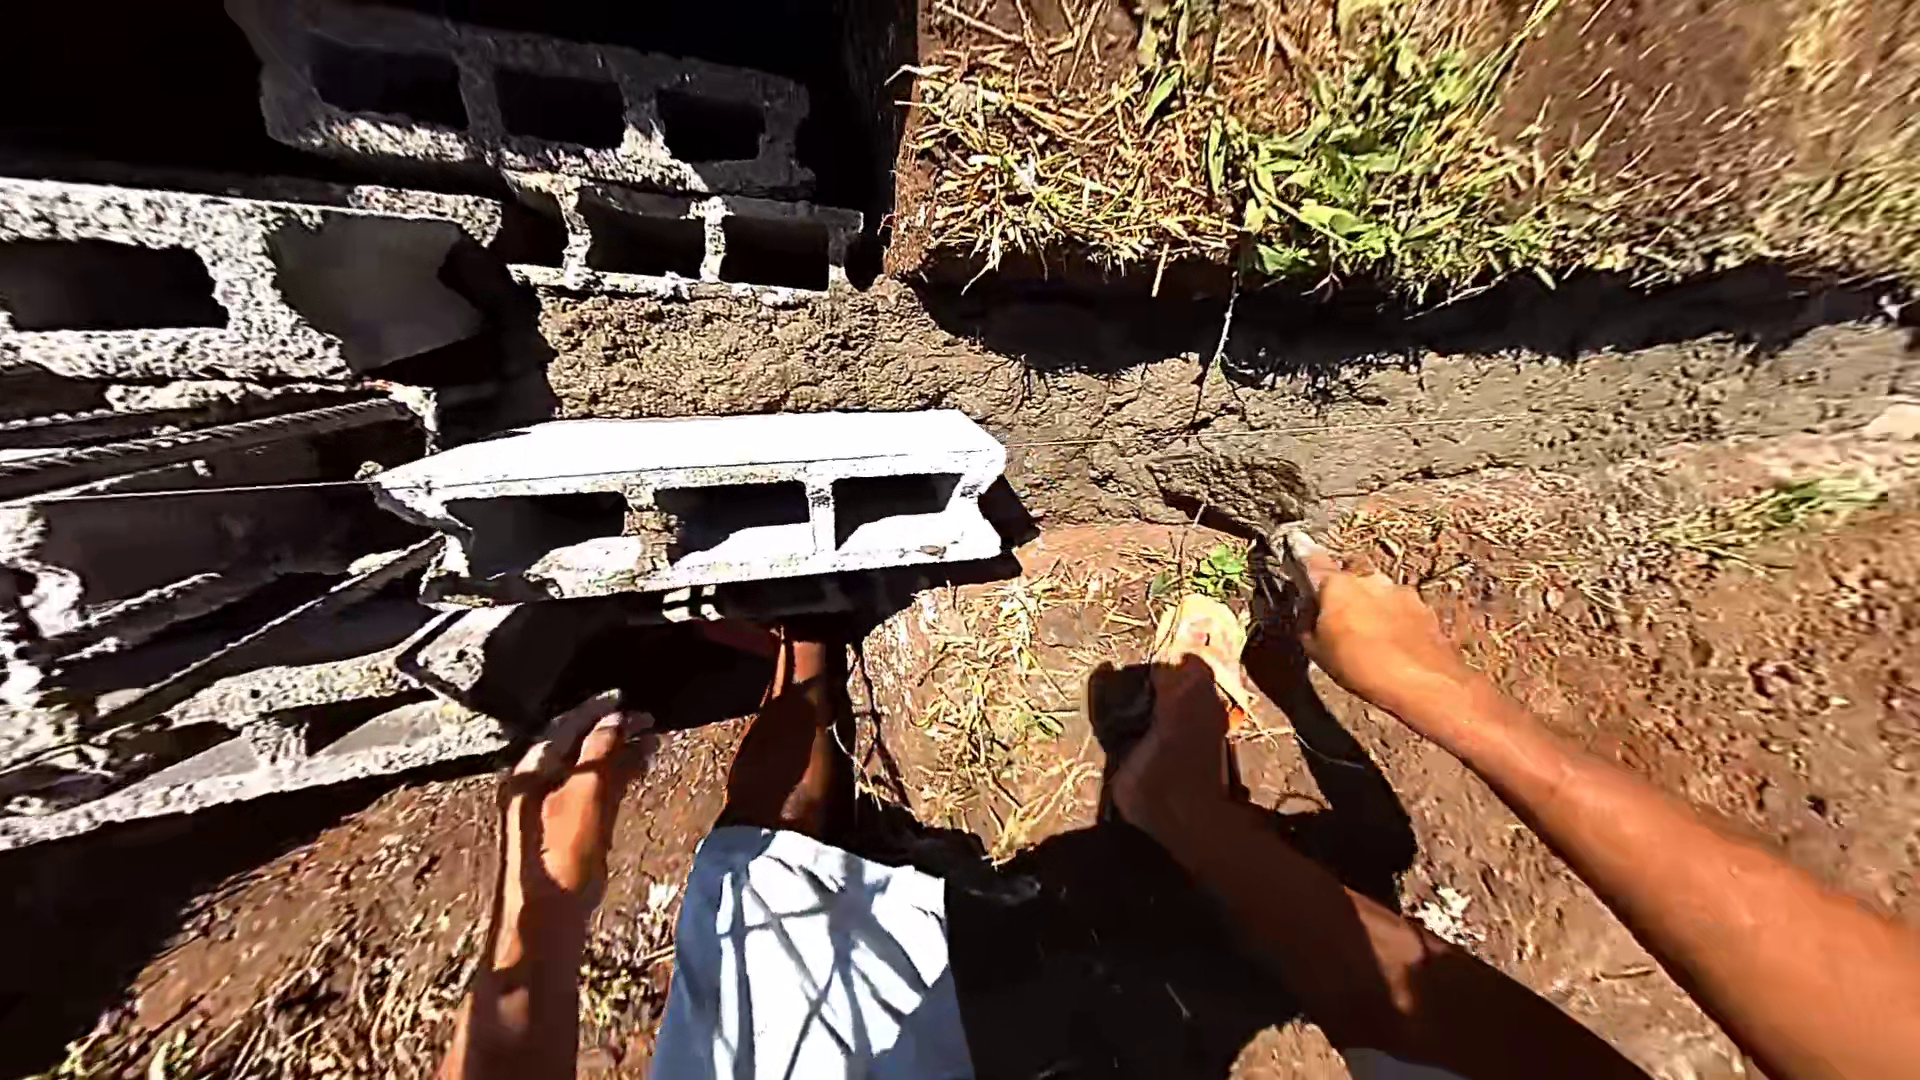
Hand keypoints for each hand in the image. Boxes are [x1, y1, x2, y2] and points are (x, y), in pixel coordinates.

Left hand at [500, 692, 655, 917]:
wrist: (547, 920)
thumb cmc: (561, 852)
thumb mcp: (585, 792)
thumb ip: (600, 749)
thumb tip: (615, 717)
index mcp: (530, 772)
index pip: (566, 726)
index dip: (597, 709)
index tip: (625, 697)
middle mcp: (537, 784)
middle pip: (579, 745)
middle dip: (614, 730)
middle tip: (648, 720)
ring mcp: (553, 807)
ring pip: (591, 767)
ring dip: (621, 751)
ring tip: (653, 741)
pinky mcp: (569, 827)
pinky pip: (596, 789)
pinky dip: (618, 775)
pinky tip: (640, 769)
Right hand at [1283, 532, 1478, 721]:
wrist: (1423, 684)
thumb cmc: (1360, 665)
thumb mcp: (1314, 648)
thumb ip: (1306, 619)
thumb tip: (1307, 608)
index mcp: (1335, 584)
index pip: (1312, 559)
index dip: (1300, 552)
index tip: (1294, 544)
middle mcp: (1368, 579)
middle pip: (1349, 570)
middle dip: (1341, 582)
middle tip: (1334, 607)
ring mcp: (1399, 592)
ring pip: (1376, 588)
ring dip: (1368, 600)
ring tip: (1364, 630)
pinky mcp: (1423, 608)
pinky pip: (1397, 604)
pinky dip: (1390, 615)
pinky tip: (1387, 639)